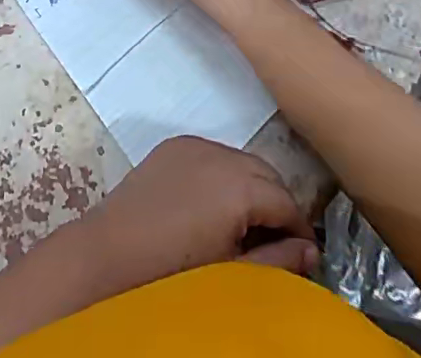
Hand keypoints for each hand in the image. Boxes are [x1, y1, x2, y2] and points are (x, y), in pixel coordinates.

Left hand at [80, 136, 317, 292]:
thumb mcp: (233, 275)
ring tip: (247, 224)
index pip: (287, 201)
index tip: (305, 254)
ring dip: (252, 186)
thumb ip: (278, 261)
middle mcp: (219, 154)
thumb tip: (311, 251)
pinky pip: (212, 154)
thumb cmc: (173, 272)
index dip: (300, 229)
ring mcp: (193, 145)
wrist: (109, 255)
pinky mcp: (172, 146)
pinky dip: (224, 173)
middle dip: (278, 203)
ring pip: (240, 160)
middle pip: (267, 173)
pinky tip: (215, 203)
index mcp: (239, 186)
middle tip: (279, 240)